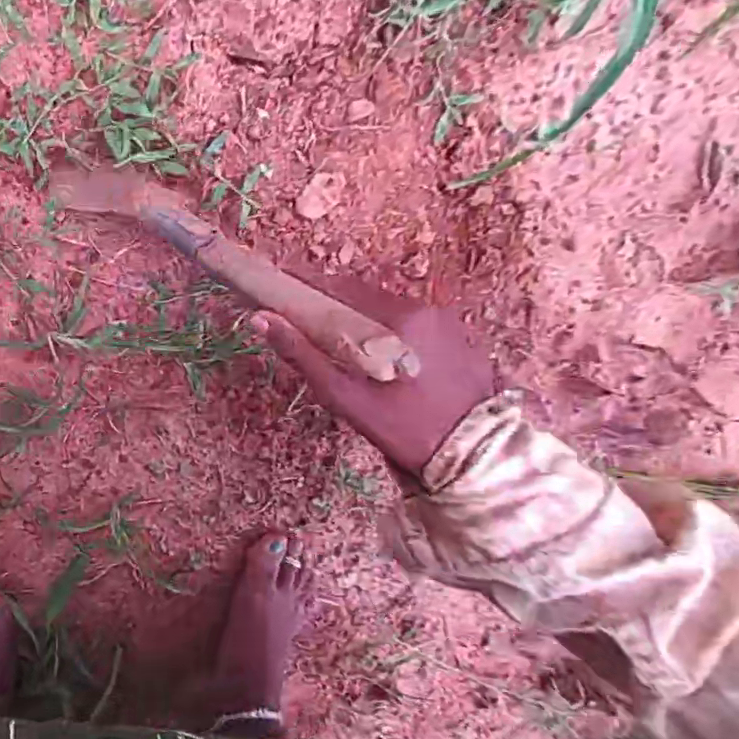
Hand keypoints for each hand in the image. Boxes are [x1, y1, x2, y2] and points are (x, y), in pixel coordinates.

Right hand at [251, 272, 494, 477]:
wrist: (476, 456)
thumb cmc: (402, 427)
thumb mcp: (344, 395)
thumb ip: (301, 354)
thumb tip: (261, 319)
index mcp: (398, 318)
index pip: (340, 287)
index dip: (304, 284)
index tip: (277, 283)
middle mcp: (426, 310)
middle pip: (363, 296)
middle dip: (327, 302)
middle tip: (296, 314)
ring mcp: (446, 322)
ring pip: (385, 310)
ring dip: (355, 317)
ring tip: (329, 338)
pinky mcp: (458, 339)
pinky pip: (408, 324)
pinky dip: (381, 330)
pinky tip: (369, 354)